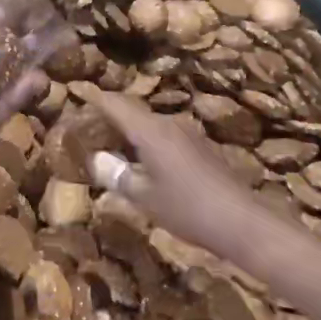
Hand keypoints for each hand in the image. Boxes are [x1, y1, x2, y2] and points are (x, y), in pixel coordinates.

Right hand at [76, 88, 255, 250]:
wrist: (243, 222)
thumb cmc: (187, 208)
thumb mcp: (143, 196)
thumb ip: (117, 175)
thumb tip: (96, 160)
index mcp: (150, 130)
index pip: (115, 104)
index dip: (94, 99)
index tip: (77, 96)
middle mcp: (168, 124)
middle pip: (132, 110)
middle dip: (109, 116)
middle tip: (87, 128)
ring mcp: (187, 134)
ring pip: (149, 123)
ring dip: (129, 130)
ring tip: (110, 144)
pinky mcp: (200, 147)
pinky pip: (164, 135)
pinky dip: (146, 141)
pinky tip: (142, 161)